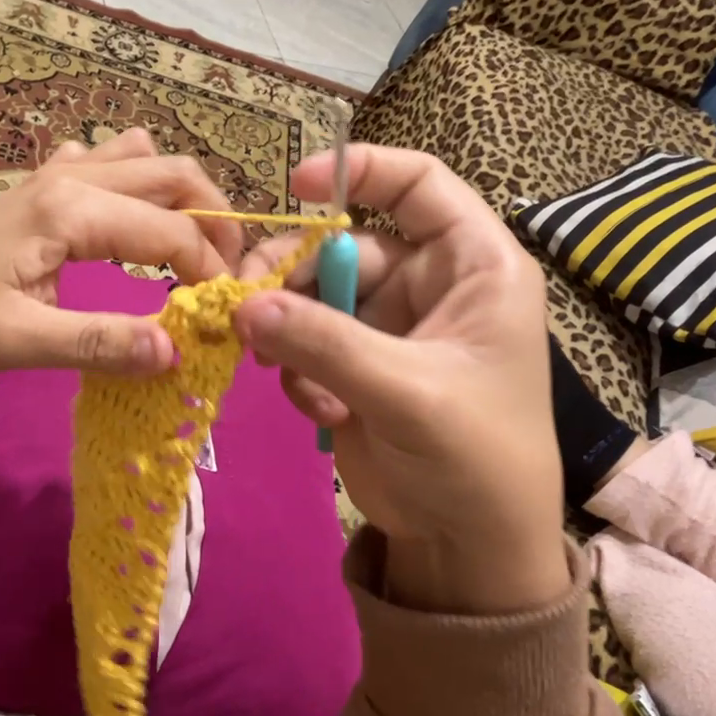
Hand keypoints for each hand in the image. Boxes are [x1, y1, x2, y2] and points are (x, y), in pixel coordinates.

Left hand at [0, 129, 241, 392]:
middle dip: (216, 223)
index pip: (171, 232)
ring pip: (149, 163)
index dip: (210, 272)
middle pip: (175, 176)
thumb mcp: (23, 342)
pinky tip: (134, 221)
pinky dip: (141, 185)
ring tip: (196, 252)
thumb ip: (99, 344)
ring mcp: (59, 171)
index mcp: (71, 210)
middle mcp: (73, 174)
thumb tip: (175, 351)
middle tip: (228, 277)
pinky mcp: (47, 183)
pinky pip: (111, 162)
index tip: (225, 316)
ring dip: (184, 199)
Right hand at [231, 145, 567, 612]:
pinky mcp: (352, 375)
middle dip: (294, 275)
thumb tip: (244, 306)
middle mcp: (426, 290)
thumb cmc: (471, 456)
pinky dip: (295, 372)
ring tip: (270, 364)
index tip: (294, 187)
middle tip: (244, 304)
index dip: (360, 173)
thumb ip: (325, 344)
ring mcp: (385, 334)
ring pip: (313, 301)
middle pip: (344, 250)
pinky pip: (304, 349)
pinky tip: (316, 409)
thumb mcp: (406, 392)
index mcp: (472, 268)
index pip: (418, 187)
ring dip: (286, 330)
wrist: (467, 542)